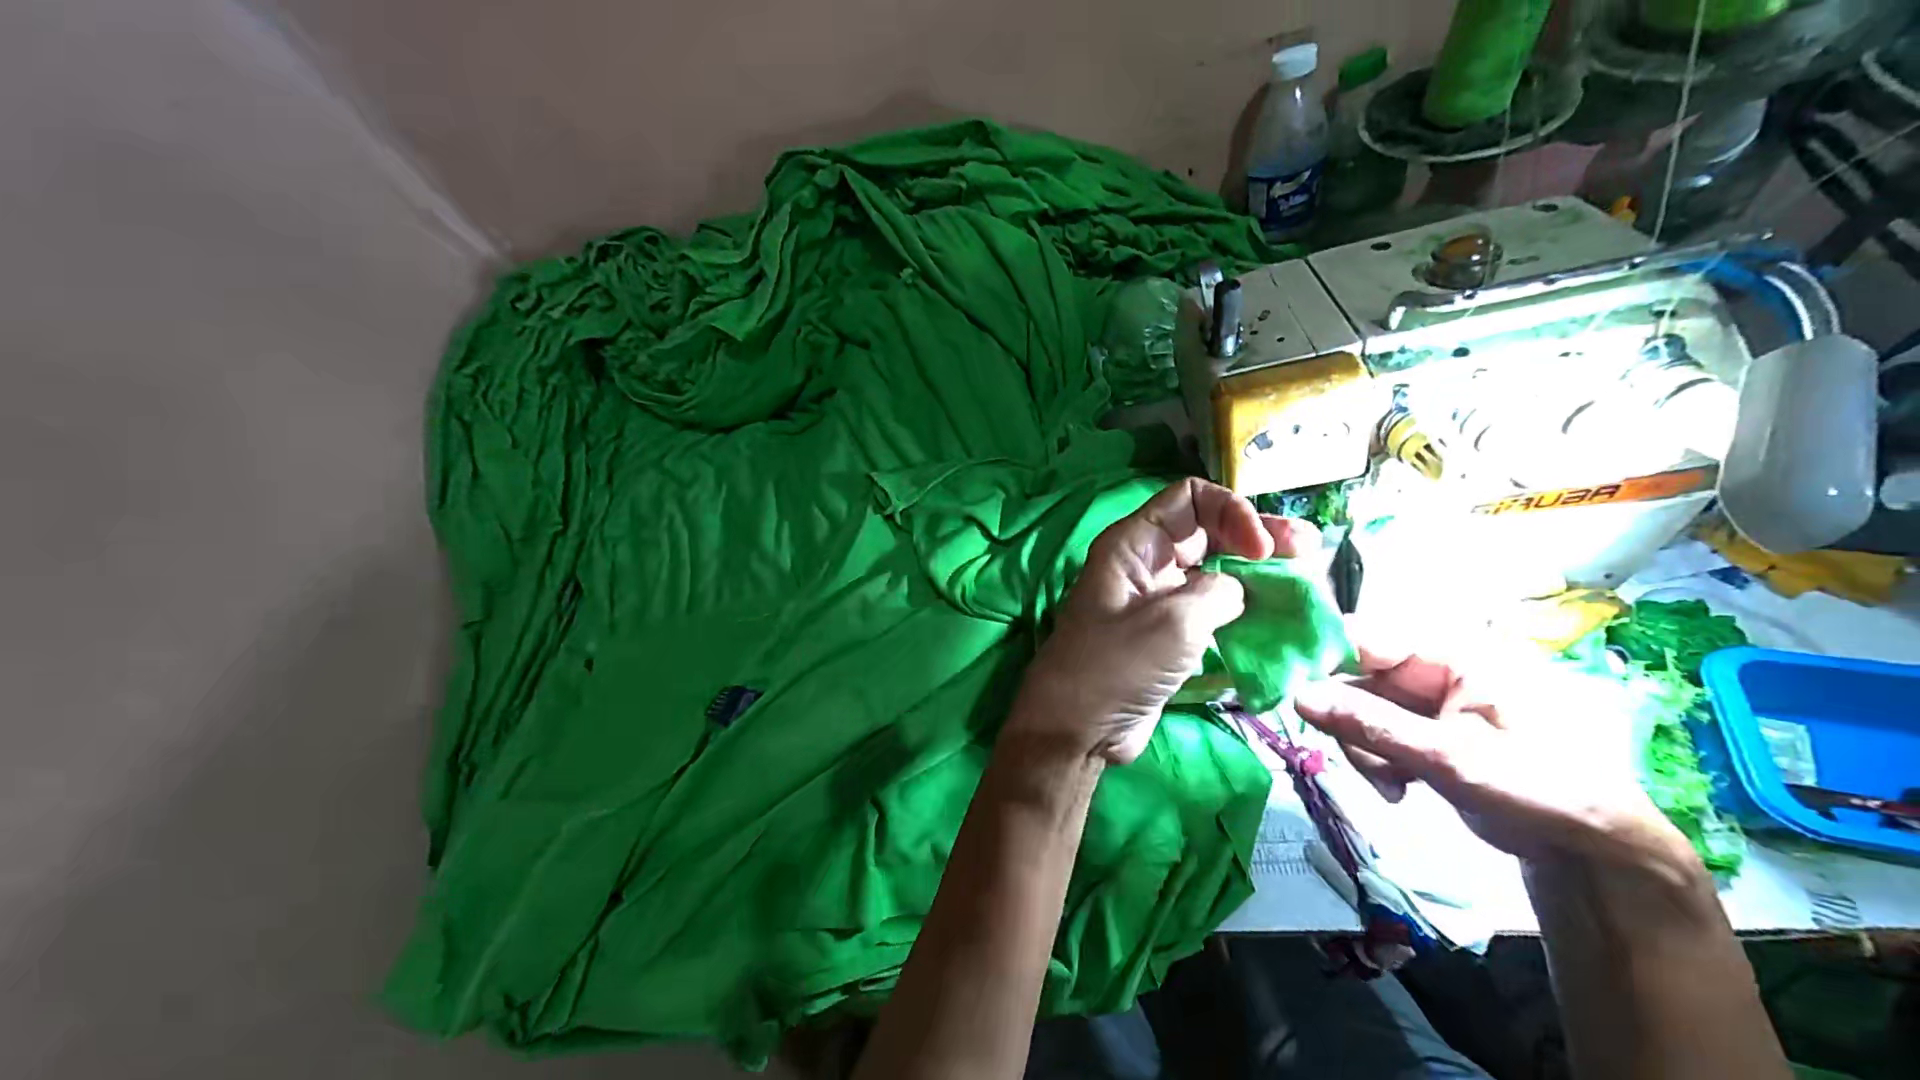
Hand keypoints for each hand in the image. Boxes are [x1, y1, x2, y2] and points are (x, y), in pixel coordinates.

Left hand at [1011, 478, 1316, 765]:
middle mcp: (1148, 563)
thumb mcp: (1173, 622)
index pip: (1189, 498)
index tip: (1260, 548)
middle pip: (1210, 531)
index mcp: (1135, 544)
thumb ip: (1218, 593)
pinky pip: (1214, 606)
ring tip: (1304, 580)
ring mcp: (1160, 599)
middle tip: (1307, 550)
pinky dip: (1246, 606)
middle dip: (1258, 536)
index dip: (1231, 511)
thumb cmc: (1116, 667)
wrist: (1079, 728)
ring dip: (1258, 572)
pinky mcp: (1171, 633)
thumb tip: (1238, 590)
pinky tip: (1279, 614)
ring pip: (1217, 569)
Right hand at [1292, 628, 1688, 865]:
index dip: (1319, 656)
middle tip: (1365, 765)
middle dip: (1347, 722)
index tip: (1288, 691)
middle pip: (1351, 676)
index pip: (1362, 636)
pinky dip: (1374, 758)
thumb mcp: (1449, 757)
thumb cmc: (1539, 789)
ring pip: (1355, 707)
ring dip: (1361, 747)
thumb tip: (1296, 696)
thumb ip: (1369, 724)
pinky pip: (1371, 730)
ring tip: (1392, 785)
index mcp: (1450, 651)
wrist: (1592, 850)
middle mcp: (1432, 665)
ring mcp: (1425, 698)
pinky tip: (1399, 787)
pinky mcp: (1420, 726)